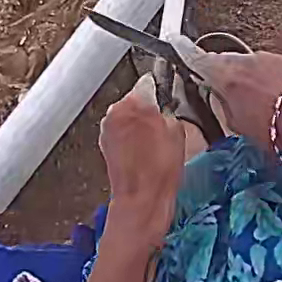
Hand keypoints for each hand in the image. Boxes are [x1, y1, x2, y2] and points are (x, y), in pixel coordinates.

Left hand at [98, 73, 191, 246]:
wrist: (141, 199)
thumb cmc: (163, 167)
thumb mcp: (178, 132)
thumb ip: (168, 111)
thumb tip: (162, 108)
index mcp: (136, 101)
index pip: (149, 83)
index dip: (160, 91)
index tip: (167, 98)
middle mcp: (116, 109)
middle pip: (134, 98)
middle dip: (146, 107)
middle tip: (162, 123)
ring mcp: (107, 126)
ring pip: (126, 114)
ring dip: (137, 121)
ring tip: (153, 139)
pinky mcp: (104, 142)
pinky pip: (120, 130)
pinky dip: (129, 135)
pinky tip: (142, 149)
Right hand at [166, 35, 281, 145]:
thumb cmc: (268, 128)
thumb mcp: (233, 122)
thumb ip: (221, 102)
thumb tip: (219, 94)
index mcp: (223, 75)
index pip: (196, 58)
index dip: (184, 50)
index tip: (176, 41)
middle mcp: (240, 60)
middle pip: (221, 60)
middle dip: (220, 72)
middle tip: (223, 93)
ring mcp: (261, 57)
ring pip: (242, 63)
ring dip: (241, 75)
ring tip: (250, 99)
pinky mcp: (278, 60)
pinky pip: (260, 65)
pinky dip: (259, 76)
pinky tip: (266, 94)